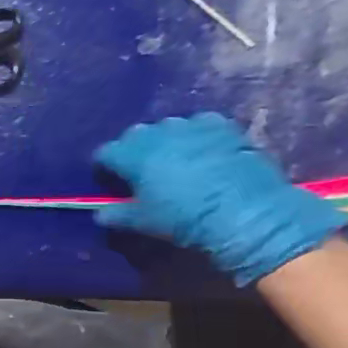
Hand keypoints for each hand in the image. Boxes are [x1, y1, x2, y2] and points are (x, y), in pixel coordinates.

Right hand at [94, 113, 347, 285]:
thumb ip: (117, 214)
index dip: (105, 168)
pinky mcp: (220, 125)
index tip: (112, 181)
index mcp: (131, 154)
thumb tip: (100, 214)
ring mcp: (189, 125)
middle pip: (134, 137)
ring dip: (166, 142)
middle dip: (135, 151)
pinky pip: (200, 126)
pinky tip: (205, 153)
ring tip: (177, 162)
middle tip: (145, 173)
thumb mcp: (143, 222)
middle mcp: (156, 133)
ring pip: (167, 128)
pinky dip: (197, 137)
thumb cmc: (185, 218)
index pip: (105, 153)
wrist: (247, 212)